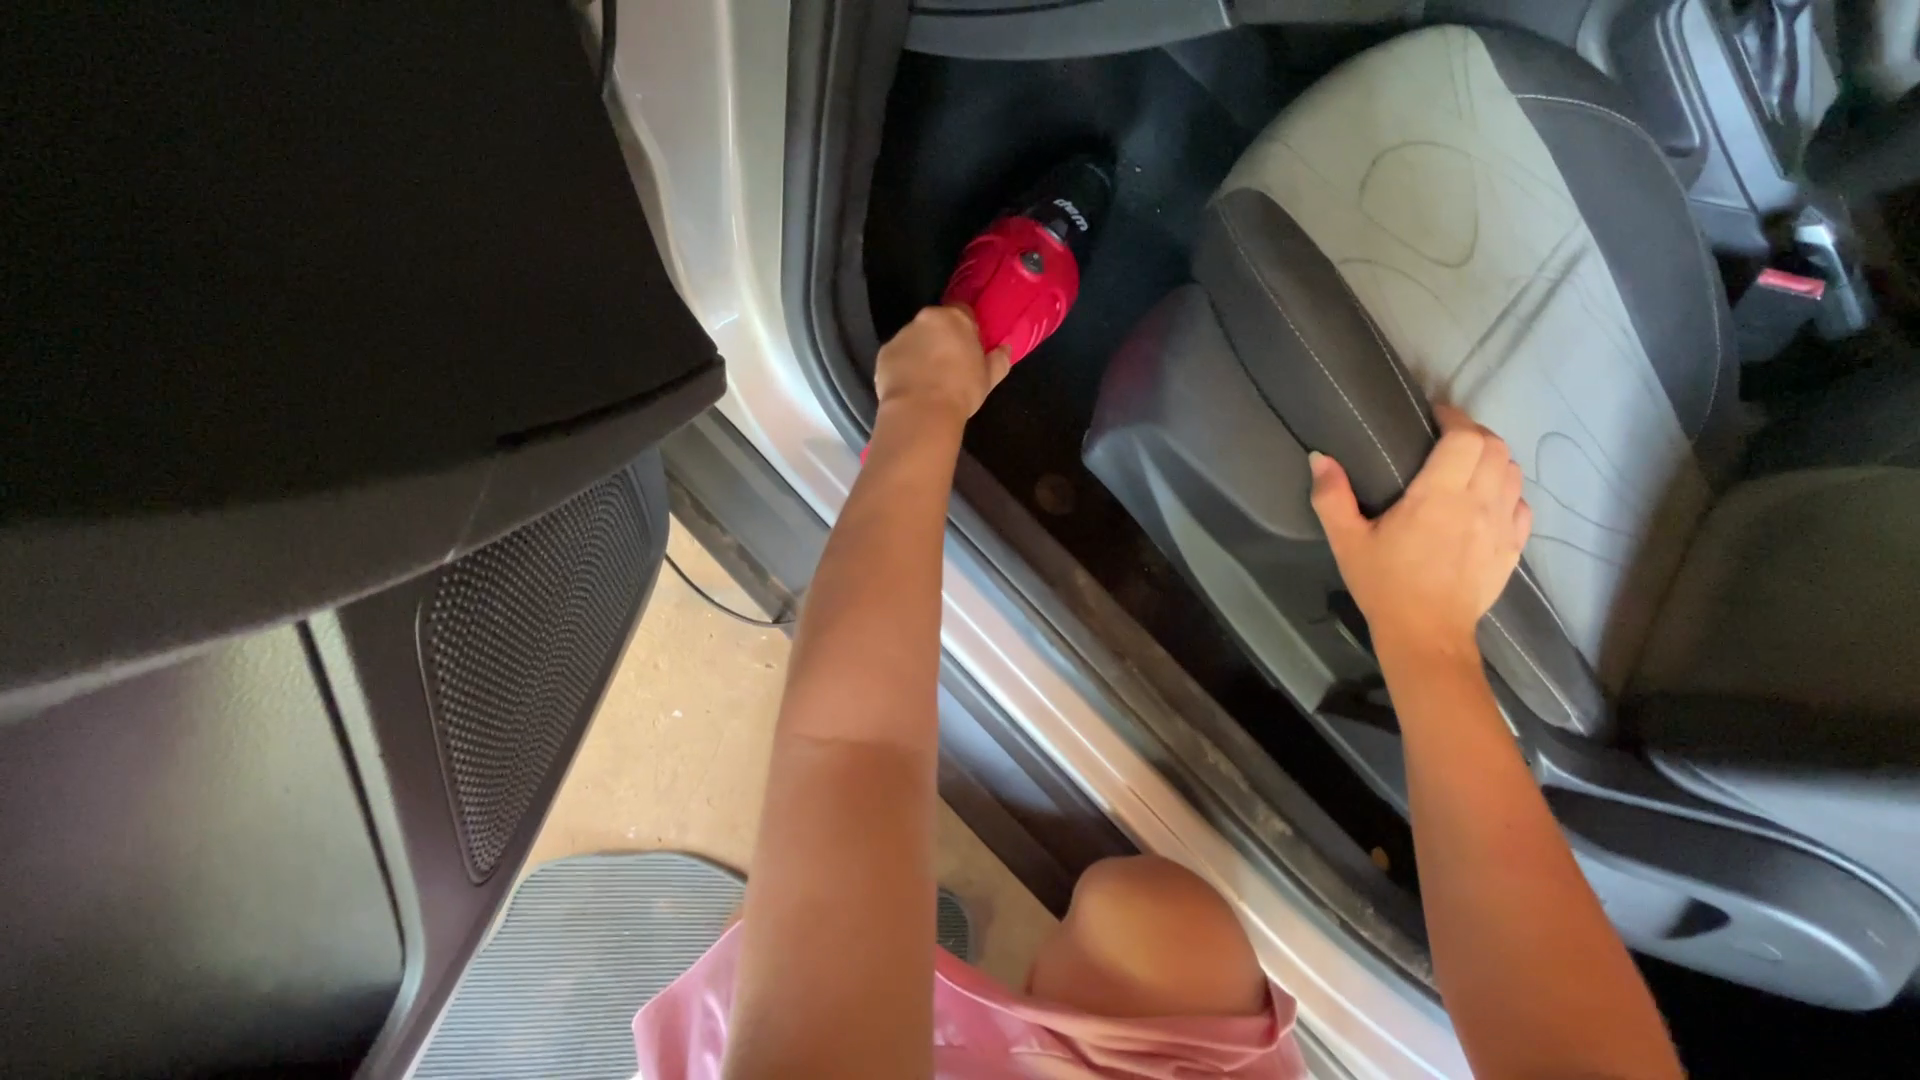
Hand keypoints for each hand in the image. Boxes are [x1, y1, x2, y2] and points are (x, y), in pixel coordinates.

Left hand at [874, 306, 1009, 425]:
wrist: (921, 411)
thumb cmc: (961, 392)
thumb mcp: (988, 379)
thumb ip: (999, 360)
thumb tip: (1005, 350)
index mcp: (954, 319)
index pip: (963, 312)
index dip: (966, 330)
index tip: (968, 348)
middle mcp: (925, 320)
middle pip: (936, 324)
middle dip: (941, 339)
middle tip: (948, 366)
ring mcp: (901, 335)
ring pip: (914, 340)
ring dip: (920, 353)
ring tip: (926, 381)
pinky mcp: (884, 354)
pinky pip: (897, 357)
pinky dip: (902, 367)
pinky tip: (909, 387)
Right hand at [1309, 405, 1531, 660]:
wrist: (1426, 635)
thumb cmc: (1384, 585)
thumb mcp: (1347, 541)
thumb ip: (1332, 497)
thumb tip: (1319, 458)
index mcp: (1439, 496)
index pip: (1465, 438)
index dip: (1454, 418)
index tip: (1435, 414)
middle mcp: (1479, 502)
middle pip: (1496, 449)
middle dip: (1475, 434)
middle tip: (1447, 437)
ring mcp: (1503, 526)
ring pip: (1513, 473)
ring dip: (1494, 459)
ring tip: (1468, 464)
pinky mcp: (1513, 547)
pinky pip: (1521, 505)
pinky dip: (1508, 491)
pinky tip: (1487, 500)